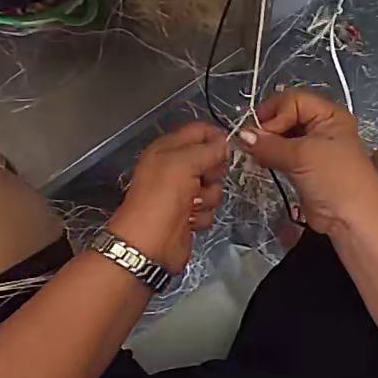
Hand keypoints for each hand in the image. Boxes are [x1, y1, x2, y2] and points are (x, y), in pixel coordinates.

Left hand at [106, 122, 229, 272]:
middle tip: (204, 179)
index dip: (215, 137)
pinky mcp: (189, 214)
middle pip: (210, 160)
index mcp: (167, 149)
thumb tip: (225, 142)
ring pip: (213, 187)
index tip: (228, 149)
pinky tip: (189, 220)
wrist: (148, 245)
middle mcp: (175, 168)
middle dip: (213, 171)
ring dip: (207, 197)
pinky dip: (201, 215)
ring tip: (192, 205)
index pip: (198, 132)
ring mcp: (182, 193)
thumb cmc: (161, 198)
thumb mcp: (182, 163)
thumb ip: (207, 149)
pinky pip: (209, 209)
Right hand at [235, 88, 377, 235]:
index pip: (293, 101)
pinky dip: (270, 155)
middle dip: (268, 127)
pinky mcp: (304, 166)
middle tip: (251, 142)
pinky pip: (282, 153)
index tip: (260, 133)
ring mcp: (313, 147)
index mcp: (330, 115)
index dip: (275, 113)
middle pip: (287, 116)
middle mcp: (322, 127)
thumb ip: (269, 144)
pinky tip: (260, 160)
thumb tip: (241, 134)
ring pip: (283, 135)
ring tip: (254, 153)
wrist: (352, 220)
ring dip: (267, 142)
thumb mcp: (302, 156)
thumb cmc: (334, 179)